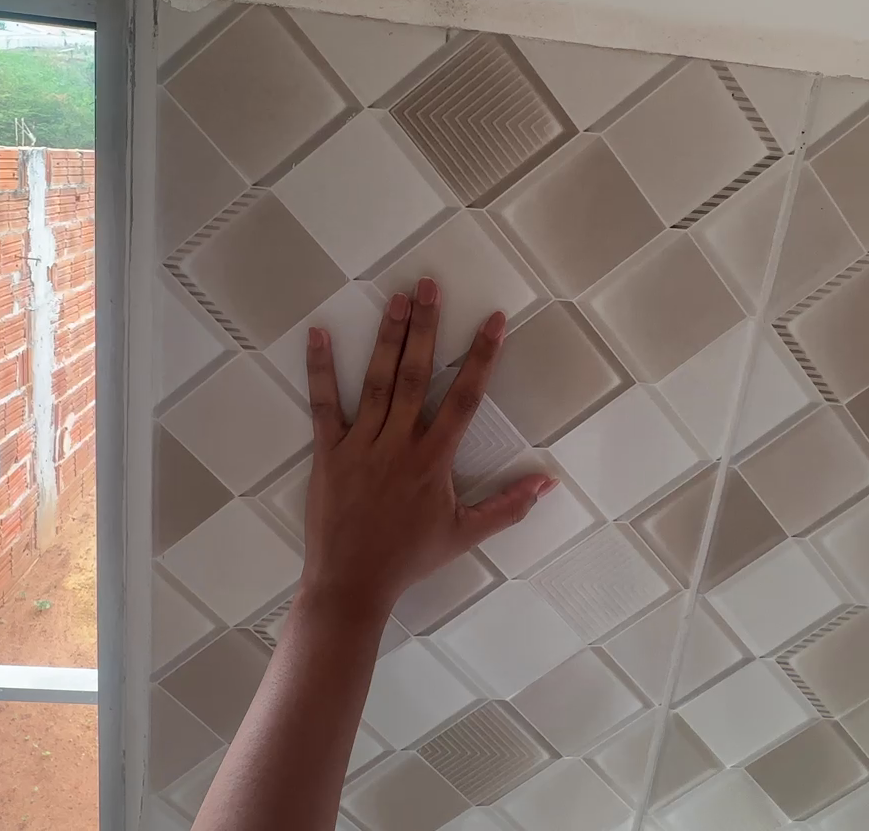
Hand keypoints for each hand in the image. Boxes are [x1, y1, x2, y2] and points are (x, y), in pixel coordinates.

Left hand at [298, 276, 555, 621]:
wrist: (352, 584)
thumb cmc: (410, 557)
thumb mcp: (465, 533)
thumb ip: (508, 505)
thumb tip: (549, 483)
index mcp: (435, 459)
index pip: (465, 398)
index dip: (481, 357)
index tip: (493, 320)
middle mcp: (400, 443)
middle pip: (417, 376)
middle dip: (426, 328)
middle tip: (429, 285)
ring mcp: (362, 445)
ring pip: (378, 382)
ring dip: (387, 338)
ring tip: (396, 298)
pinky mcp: (329, 452)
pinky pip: (324, 406)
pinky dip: (320, 370)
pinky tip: (319, 334)